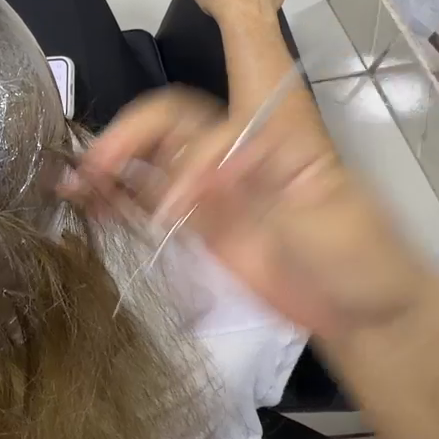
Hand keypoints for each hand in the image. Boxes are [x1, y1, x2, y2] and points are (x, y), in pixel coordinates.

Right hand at [64, 89, 426, 339]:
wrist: (363, 315)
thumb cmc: (364, 261)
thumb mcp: (333, 222)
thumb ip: (274, 194)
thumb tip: (211, 174)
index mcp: (268, 138)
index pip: (210, 123)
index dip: (187, 153)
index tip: (172, 198)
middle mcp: (229, 152)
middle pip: (166, 124)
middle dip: (128, 137)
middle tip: (96, 166)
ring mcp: (206, 186)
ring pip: (145, 156)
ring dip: (108, 160)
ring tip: (74, 181)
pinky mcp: (191, 220)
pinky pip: (143, 198)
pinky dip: (112, 195)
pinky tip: (85, 201)